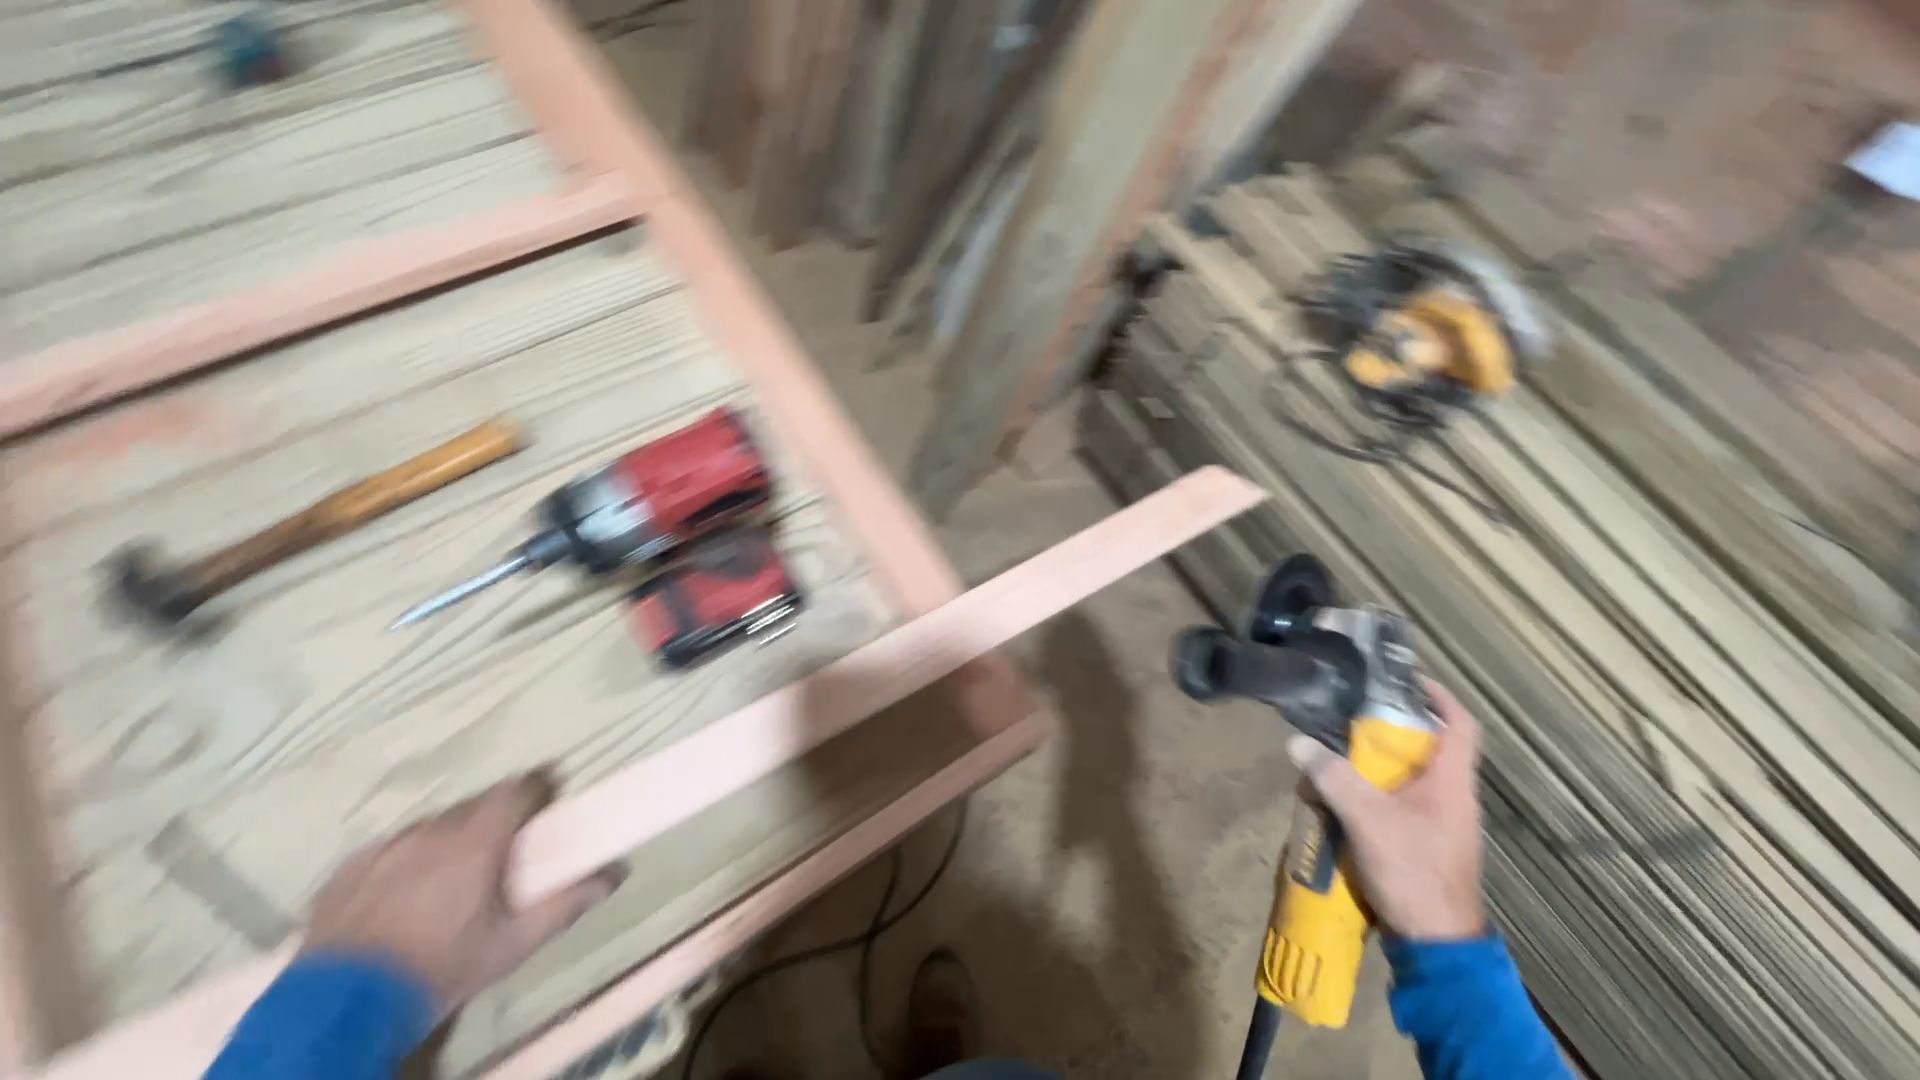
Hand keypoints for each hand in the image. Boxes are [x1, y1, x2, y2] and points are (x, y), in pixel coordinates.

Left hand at [302, 772, 623, 1012]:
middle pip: (474, 805)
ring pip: (431, 824)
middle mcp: (432, 832)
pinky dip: (406, 857)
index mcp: (477, 842)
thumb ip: (565, 905)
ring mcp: (386, 847)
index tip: (545, 800)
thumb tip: (614, 875)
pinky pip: (390, 847)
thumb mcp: (513, 945)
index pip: (516, 789)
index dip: (535, 788)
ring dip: (449, 836)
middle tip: (501, 849)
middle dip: (493, 817)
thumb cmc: (442, 969)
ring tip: (451, 873)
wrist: (340, 1009)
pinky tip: (404, 891)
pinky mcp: (348, 868)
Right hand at [1286, 679, 1485, 941]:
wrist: (1436, 944)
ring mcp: (1440, 824)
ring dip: (1377, 767)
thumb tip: (1298, 743)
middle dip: (1391, 731)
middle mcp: (1452, 798)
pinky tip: (1343, 802)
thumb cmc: (1413, 871)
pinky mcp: (1424, 845)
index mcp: (1452, 783)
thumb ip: (1333, 777)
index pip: (1461, 726)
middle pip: (1429, 749)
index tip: (1406, 679)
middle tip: (1352, 719)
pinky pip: (1399, 805)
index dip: (1439, 696)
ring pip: (1410, 779)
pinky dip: (1373, 796)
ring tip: (1337, 759)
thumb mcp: (1367, 819)